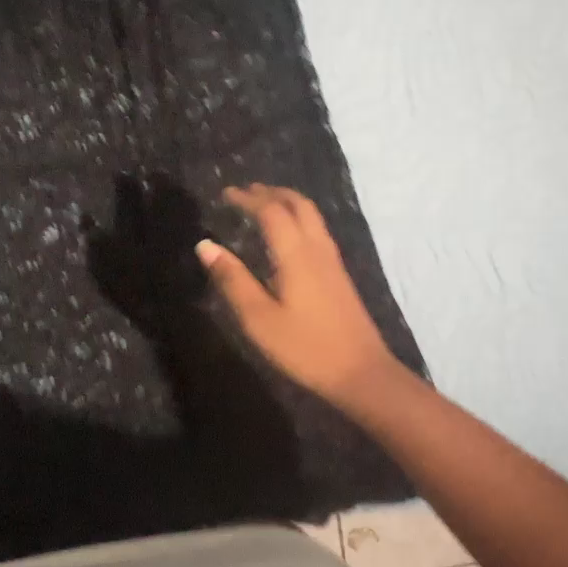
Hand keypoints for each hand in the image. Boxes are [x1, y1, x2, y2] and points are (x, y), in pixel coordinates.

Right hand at [197, 184, 407, 411]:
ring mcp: (332, 262)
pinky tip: (287, 236)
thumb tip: (205, 245)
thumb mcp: (259, 318)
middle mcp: (316, 249)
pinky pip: (317, 230)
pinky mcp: (339, 275)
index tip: (224, 194)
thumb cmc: (305, 347)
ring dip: (286, 202)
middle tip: (245, 193)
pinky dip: (297, 218)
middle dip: (270, 193)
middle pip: (297, 204)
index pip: (271, 211)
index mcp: (295, 254)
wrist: (362, 374)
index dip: (247, 198)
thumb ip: (232, 279)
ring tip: (264, 205)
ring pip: (312, 216)